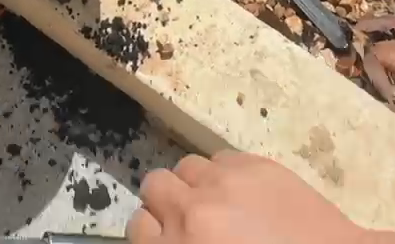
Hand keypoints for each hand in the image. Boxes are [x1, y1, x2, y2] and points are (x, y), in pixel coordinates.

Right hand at [127, 151, 394, 243]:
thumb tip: (170, 235)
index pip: (138, 226)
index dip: (152, 234)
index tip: (167, 240)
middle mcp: (195, 210)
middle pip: (154, 185)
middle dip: (167, 204)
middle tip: (190, 224)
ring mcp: (226, 182)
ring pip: (186, 166)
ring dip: (195, 186)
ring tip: (218, 207)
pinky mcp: (255, 164)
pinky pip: (220, 159)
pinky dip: (225, 176)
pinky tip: (246, 199)